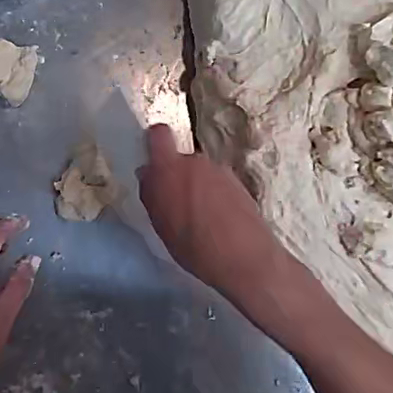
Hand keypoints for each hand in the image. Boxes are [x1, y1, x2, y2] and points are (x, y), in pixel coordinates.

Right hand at [137, 124, 313, 317]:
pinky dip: (216, 196)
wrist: (244, 257)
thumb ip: (152, 193)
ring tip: (201, 218)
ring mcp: (219, 170)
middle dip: (178, 176)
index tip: (154, 157)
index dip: (155, 140)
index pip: (159, 134)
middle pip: (181, 160)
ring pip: (201, 173)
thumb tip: (148, 174)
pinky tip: (219, 220)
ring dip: (198, 187)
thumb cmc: (193, 246)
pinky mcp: (238, 181)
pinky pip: (218, 183)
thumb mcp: (161, 224)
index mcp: (169, 168)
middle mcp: (195, 162)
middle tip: (178, 204)